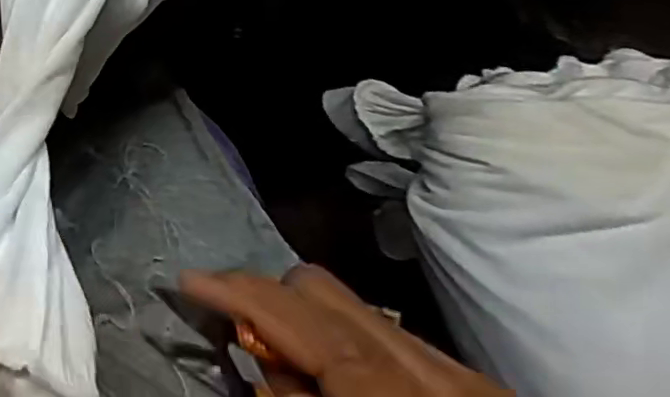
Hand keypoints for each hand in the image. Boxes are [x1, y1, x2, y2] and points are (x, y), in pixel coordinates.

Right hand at [180, 264, 510, 396]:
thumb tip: (262, 365)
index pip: (305, 319)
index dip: (239, 293)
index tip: (189, 283)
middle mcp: (438, 375)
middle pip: (325, 290)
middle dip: (268, 301)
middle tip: (236, 338)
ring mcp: (465, 379)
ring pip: (357, 306)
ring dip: (304, 321)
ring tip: (282, 363)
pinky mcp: (480, 390)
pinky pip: (390, 337)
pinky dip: (345, 343)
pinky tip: (334, 382)